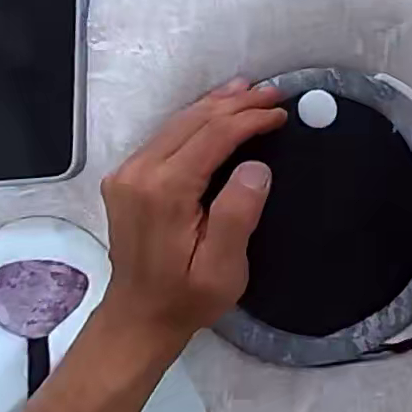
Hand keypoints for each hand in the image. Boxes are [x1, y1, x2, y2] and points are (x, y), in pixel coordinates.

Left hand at [98, 78, 286, 353]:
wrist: (138, 319)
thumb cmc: (188, 296)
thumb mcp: (224, 267)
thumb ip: (238, 214)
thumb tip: (256, 167)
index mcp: (164, 191)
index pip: (214, 135)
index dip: (251, 119)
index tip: (282, 114)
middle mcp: (140, 173)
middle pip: (195, 120)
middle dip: (239, 103)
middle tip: (275, 93)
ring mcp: (129, 173)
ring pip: (180, 121)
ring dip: (219, 104)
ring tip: (252, 91)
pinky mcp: (129, 177)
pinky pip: (169, 133)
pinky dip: (199, 116)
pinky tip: (218, 108)